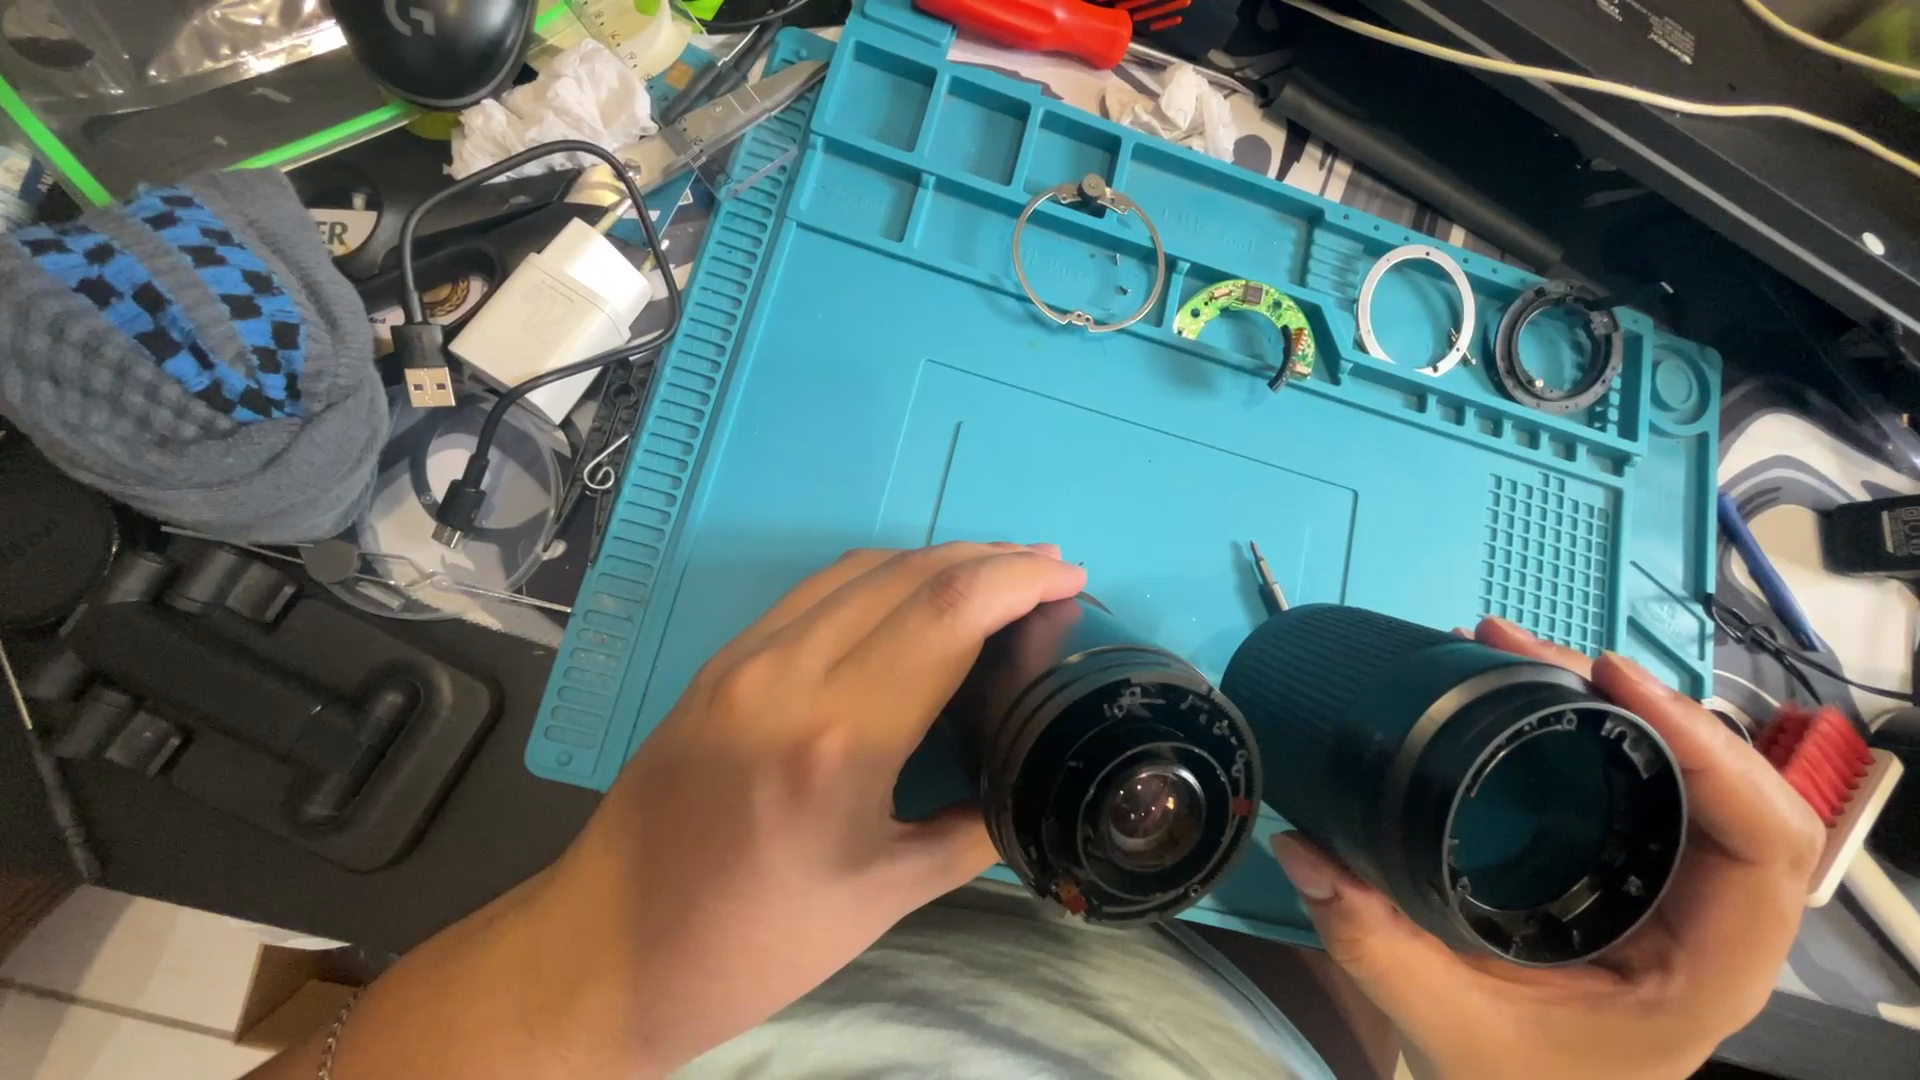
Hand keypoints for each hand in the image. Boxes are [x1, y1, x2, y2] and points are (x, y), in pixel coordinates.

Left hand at [533, 542, 1086, 1072]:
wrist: (606, 947)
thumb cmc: (751, 941)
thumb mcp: (883, 896)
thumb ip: (972, 831)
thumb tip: (1029, 785)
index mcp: (839, 735)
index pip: (946, 612)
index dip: (1018, 580)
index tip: (1069, 578)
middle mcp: (788, 671)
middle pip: (909, 573)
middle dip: (990, 559)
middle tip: (1049, 570)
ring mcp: (746, 656)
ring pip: (860, 568)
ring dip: (938, 559)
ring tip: (997, 574)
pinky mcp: (722, 659)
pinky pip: (818, 591)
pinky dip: (883, 576)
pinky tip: (914, 594)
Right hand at [1270, 617, 1824, 1079]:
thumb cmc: (1512, 1078)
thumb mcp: (1439, 1020)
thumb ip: (1370, 943)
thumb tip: (1298, 848)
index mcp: (1699, 962)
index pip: (1758, 843)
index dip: (1704, 748)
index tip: (1605, 678)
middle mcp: (1697, 911)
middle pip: (1716, 782)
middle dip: (1627, 696)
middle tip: (1513, 644)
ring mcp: (1656, 882)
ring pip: (1669, 771)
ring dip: (1598, 698)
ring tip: (1501, 649)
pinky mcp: (1611, 865)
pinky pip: (1621, 781)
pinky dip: (1575, 723)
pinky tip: (1509, 691)